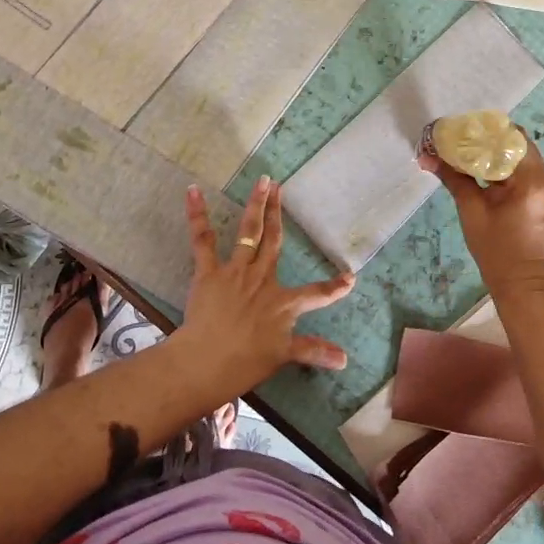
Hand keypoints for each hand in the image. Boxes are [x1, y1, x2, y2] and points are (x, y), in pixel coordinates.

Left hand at [170, 176, 354, 397]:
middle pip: (274, 241)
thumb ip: (313, 351)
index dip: (334, 288)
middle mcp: (262, 279)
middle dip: (279, 213)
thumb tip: (345, 360)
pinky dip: (197, 214)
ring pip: (250, 232)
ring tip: (263, 181)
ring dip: (256, 205)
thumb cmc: (246, 362)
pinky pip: (203, 240)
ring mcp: (236, 271)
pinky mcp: (209, 272)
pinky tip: (193, 190)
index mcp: (283, 303)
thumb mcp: (284, 356)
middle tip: (281, 188)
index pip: (316, 294)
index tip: (350, 277)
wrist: (209, 360)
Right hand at [420, 135, 543, 294]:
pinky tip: (483, 171)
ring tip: (470, 154)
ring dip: (497, 153)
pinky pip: (524, 171)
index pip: (514, 139)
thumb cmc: (495, 246)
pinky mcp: (543, 196)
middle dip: (490, 141)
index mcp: (532, 180)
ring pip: (521, 157)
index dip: (489, 132)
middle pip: (518, 146)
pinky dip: (504, 167)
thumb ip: (452, 177)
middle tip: (463, 141)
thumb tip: (426, 156)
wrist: (518, 280)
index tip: (465, 132)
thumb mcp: (470, 208)